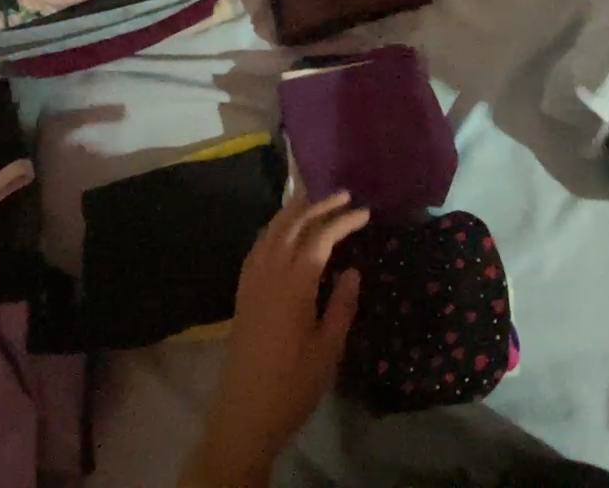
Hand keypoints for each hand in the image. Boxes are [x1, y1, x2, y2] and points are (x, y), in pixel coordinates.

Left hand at [185, 191, 368, 485]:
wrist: (244, 414)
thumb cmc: (293, 386)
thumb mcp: (328, 350)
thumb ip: (342, 306)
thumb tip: (352, 270)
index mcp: (294, 286)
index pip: (320, 238)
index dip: (343, 221)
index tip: (365, 212)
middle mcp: (269, 274)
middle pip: (292, 225)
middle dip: (318, 204)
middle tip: (344, 194)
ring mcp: (252, 280)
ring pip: (271, 230)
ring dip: (294, 210)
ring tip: (316, 199)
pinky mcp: (243, 291)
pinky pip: (258, 245)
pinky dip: (274, 228)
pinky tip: (284, 230)